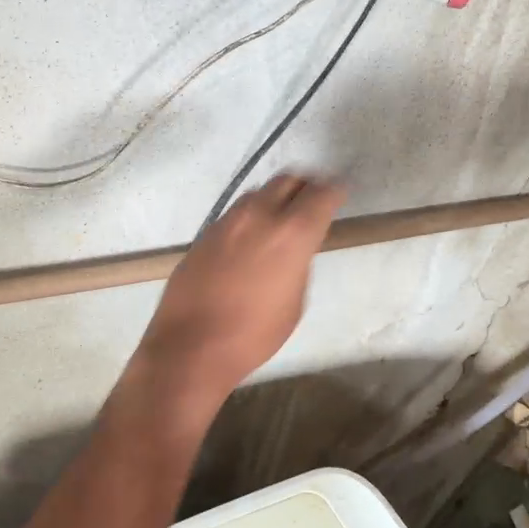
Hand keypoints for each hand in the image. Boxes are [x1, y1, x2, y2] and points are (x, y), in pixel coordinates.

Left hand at [133, 174, 346, 402]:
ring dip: (271, 201)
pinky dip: (246, 221)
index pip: (322, 194)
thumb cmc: (252, 335)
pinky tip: (246, 244)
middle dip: (303, 187)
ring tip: (276, 223)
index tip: (337, 197)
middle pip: (287, 181)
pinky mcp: (202, 236)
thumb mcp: (293, 304)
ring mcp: (226, 223)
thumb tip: (292, 251)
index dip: (333, 193)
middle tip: (309, 203)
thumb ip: (298, 265)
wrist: (191, 346)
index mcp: (292, 233)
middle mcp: (258, 216)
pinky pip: (232, 217)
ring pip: (256, 195)